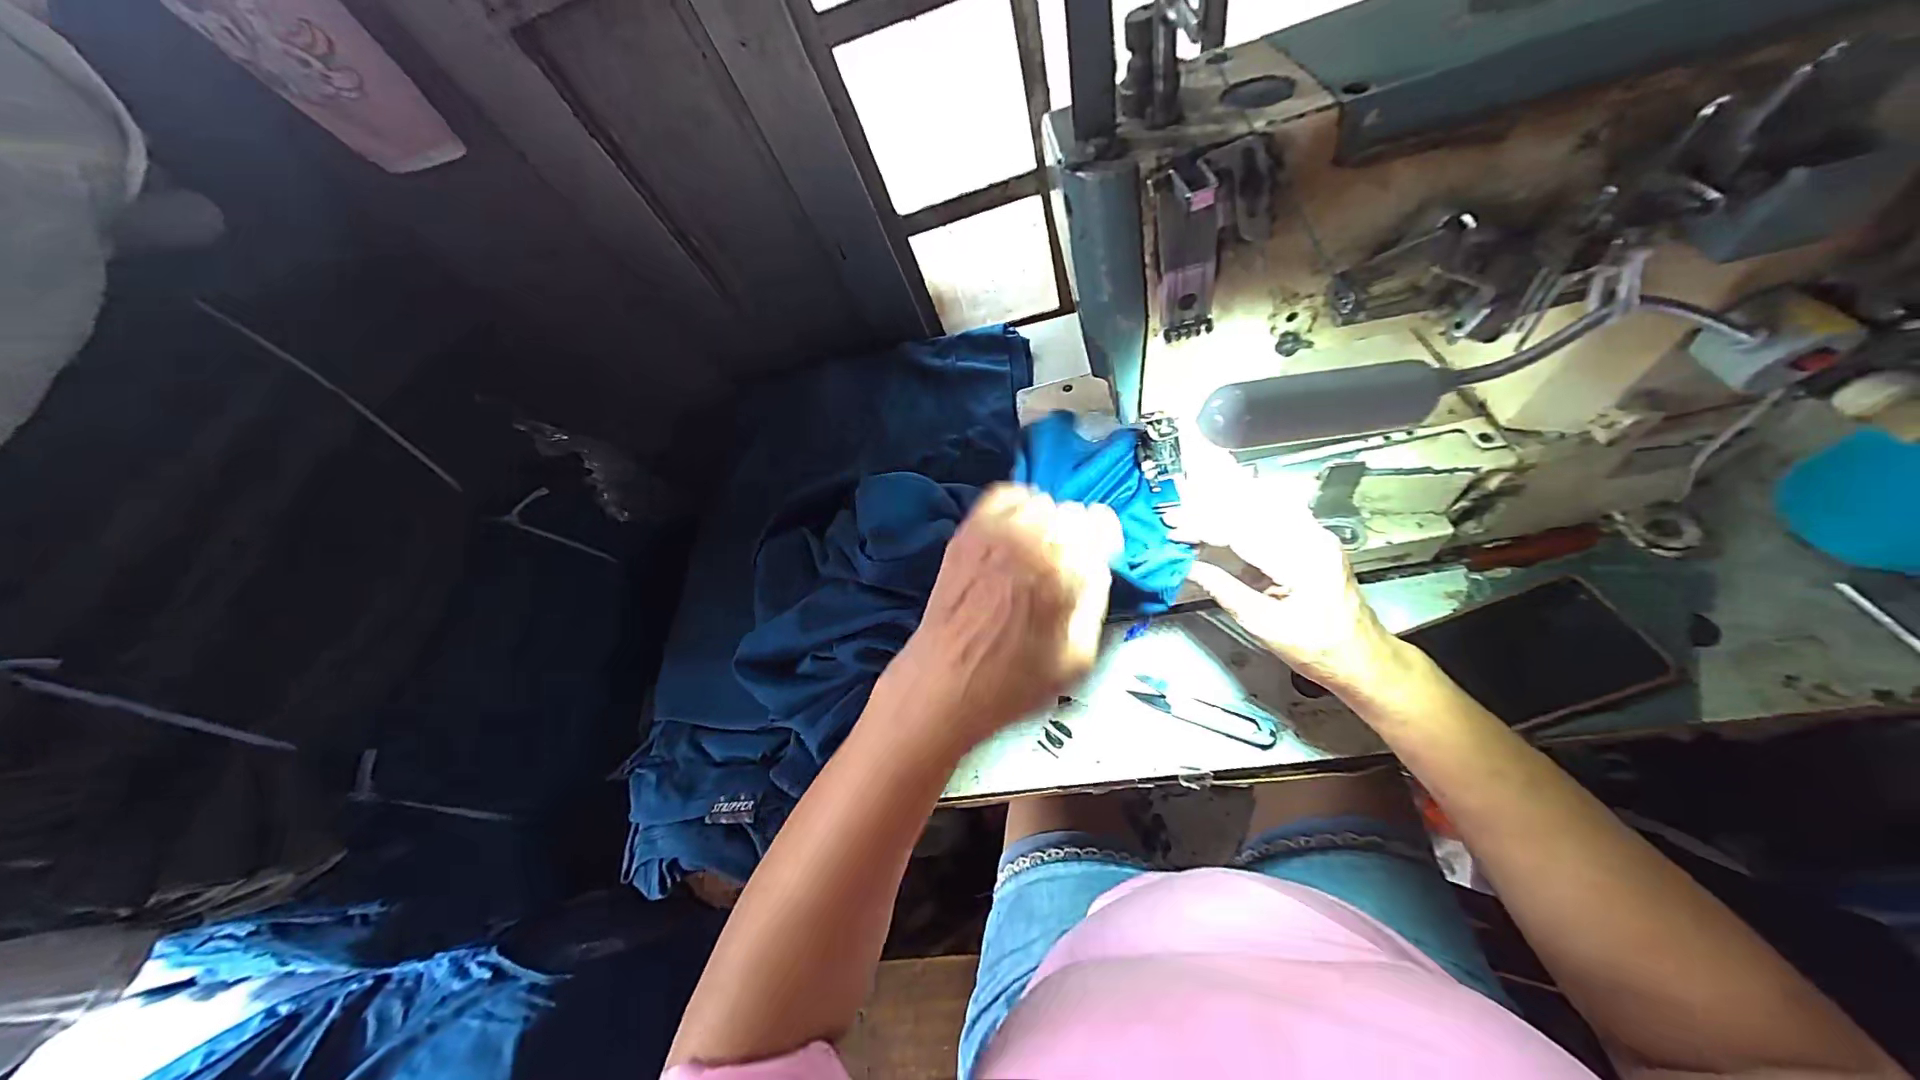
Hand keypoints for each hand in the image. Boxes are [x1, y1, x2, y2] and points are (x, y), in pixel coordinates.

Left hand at [879, 485, 1121, 754]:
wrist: (946, 683)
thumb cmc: (1012, 681)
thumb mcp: (1077, 656)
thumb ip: (1095, 600)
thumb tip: (1097, 566)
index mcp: (1064, 572)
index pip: (1100, 524)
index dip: (1103, 539)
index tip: (1099, 552)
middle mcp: (1031, 543)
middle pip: (1070, 511)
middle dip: (1074, 534)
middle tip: (1066, 561)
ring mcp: (995, 534)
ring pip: (1038, 502)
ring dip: (1045, 523)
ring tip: (1038, 551)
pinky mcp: (967, 534)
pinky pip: (1001, 496)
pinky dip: (1014, 507)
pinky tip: (1014, 532)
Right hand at [1173, 467, 1403, 692]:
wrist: (1362, 656)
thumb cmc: (1322, 649)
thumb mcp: (1265, 626)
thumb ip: (1225, 591)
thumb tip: (1192, 569)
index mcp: (1303, 561)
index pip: (1243, 530)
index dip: (1204, 526)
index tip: (1176, 528)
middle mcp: (1313, 539)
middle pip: (1254, 506)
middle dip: (1211, 504)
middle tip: (1179, 504)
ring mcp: (1315, 535)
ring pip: (1266, 500)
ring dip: (1227, 497)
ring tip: (1195, 490)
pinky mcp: (1312, 538)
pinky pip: (1277, 509)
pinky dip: (1247, 504)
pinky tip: (1229, 497)